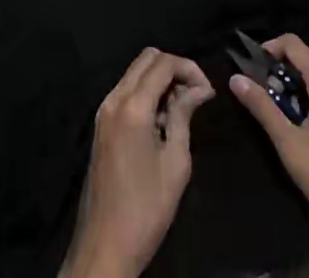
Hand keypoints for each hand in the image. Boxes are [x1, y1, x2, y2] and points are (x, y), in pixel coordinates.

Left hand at [61, 48, 214, 277]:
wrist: (104, 248)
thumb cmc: (146, 208)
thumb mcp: (176, 161)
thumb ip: (184, 115)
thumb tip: (200, 88)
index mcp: (132, 108)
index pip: (164, 63)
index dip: (190, 69)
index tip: (208, 92)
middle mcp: (113, 101)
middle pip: (147, 59)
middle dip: (175, 68)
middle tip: (195, 94)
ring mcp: (103, 113)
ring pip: (135, 73)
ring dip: (160, 81)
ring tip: (182, 110)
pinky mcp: (101, 126)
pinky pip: (126, 92)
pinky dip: (147, 94)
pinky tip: (162, 121)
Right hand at [228, 35, 308, 277]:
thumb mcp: (290, 144)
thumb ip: (263, 108)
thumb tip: (236, 78)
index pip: (293, 44)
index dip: (268, 49)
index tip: (248, 69)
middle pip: (305, 62)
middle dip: (278, 75)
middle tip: (259, 103)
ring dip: (294, 91)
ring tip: (278, 120)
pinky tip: (303, 130)